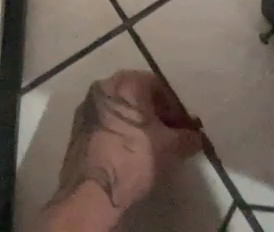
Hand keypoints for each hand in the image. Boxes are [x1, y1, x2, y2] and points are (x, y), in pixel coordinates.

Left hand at [47, 71, 203, 224]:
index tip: (183, 126)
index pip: (159, 86)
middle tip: (169, 134)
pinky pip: (106, 122)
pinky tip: (128, 151)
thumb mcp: (169, 147)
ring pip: (120, 109)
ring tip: (150, 145)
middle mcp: (105, 86)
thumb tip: (197, 137)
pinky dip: (119, 131)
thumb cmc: (133, 158)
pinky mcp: (76, 128)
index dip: (175, 108)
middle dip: (156, 114)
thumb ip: (187, 137)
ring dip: (137, 122)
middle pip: (138, 95)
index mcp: (127, 82)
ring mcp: (87, 106)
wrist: (91, 191)